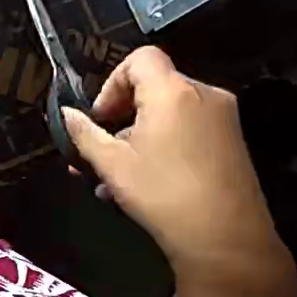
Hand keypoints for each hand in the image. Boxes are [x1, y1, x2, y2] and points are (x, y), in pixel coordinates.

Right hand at [60, 47, 282, 276]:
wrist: (224, 237)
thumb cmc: (161, 193)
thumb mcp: (111, 163)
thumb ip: (84, 134)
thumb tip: (66, 114)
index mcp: (173, 92)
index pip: (140, 59)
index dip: (112, 82)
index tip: (99, 118)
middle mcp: (203, 94)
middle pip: (153, 86)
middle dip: (120, 113)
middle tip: (99, 148)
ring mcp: (222, 118)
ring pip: (167, 112)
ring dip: (135, 134)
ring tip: (112, 173)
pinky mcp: (231, 141)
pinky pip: (185, 128)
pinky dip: (159, 143)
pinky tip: (140, 180)